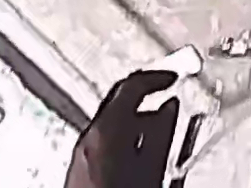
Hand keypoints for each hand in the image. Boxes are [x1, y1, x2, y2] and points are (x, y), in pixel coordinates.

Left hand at [64, 71, 180, 187]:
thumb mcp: (154, 167)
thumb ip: (163, 130)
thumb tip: (171, 107)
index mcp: (107, 129)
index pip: (132, 85)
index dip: (157, 77)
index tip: (173, 76)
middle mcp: (88, 138)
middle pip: (117, 98)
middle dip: (144, 93)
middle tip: (166, 90)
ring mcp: (79, 156)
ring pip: (110, 120)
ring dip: (135, 117)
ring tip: (158, 127)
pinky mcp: (77, 173)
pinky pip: (103, 140)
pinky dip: (122, 135)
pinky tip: (137, 152)